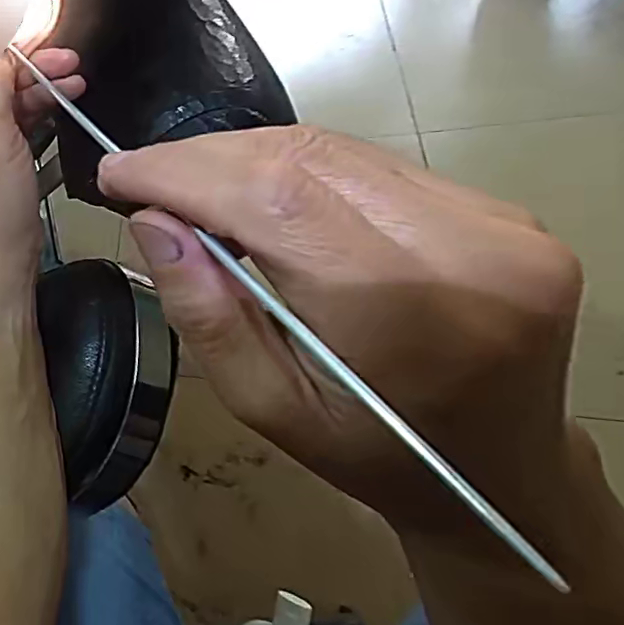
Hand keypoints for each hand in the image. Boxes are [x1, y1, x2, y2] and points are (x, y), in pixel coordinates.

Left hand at [0, 51, 78, 277]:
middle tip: (60, 55)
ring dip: (39, 84)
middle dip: (24, 63)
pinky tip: (66, 96)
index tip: (20, 24)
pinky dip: (42, 107)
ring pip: (7, 95)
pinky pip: (19, 118)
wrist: (4, 258)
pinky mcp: (0, 152)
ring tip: (74, 75)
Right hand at [98, 126, 583, 530]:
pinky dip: (295, 167)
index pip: (272, 199)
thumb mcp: (268, 408)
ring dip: (244, 157)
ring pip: (332, 150)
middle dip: (204, 159)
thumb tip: (151, 221)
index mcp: (402, 313)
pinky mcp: (496, 207)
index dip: (184, 173)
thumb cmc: (374, 458)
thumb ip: (207, 314)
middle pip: (301, 159)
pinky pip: (366, 164)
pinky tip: (258, 190)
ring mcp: (493, 219)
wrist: (504, 474)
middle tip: (143, 175)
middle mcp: (464, 247)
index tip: (118, 172)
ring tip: (189, 182)